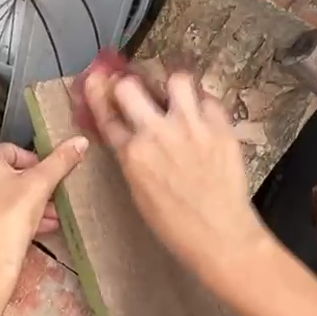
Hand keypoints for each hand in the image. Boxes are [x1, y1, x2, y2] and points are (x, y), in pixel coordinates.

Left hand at [0, 140, 87, 283]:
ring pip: (5, 197)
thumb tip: (78, 142)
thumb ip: (61, 162)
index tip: (51, 173)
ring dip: (31, 204)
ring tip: (52, 215)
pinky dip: (18, 218)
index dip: (35, 160)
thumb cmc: (9, 221)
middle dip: (36, 186)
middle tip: (54, 196)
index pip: (13, 150)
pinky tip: (39, 228)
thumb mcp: (41, 185)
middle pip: (10, 175)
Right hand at [81, 69, 268, 284]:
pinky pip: (209, 98)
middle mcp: (158, 134)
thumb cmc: (175, 223)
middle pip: (130, 87)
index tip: (95, 80)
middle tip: (136, 90)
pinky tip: (201, 115)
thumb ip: (130, 155)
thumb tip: (127, 133)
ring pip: (177, 79)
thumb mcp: (137, 189)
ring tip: (176, 96)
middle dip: (128, 85)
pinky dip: (202, 103)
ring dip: (172, 86)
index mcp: (132, 154)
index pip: (106, 114)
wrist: (221, 236)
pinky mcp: (221, 127)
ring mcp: (191, 127)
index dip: (97, 94)